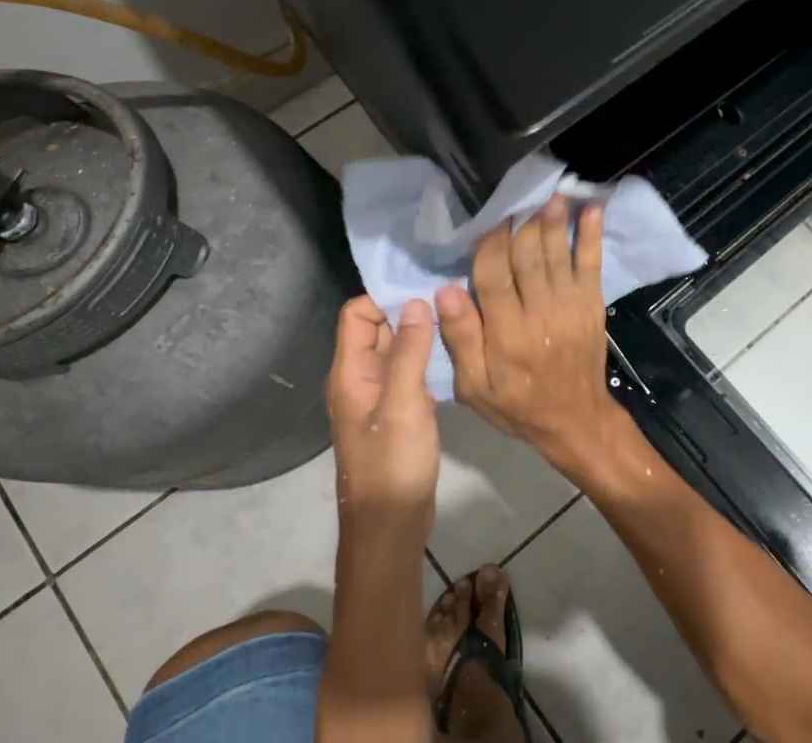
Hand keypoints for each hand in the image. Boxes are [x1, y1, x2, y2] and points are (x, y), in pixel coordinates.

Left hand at [326, 296, 441, 527]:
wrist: (391, 524)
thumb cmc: (392, 464)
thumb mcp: (403, 404)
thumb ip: (409, 352)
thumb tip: (417, 301)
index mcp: (350, 373)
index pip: (358, 314)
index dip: (388, 297)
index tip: (430, 288)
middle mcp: (361, 379)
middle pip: (379, 328)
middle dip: (411, 310)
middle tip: (455, 297)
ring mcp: (380, 397)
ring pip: (399, 350)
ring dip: (423, 334)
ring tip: (461, 319)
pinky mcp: (399, 412)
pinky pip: (411, 372)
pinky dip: (429, 359)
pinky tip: (457, 355)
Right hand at [435, 196, 621, 467]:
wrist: (575, 420)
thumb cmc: (517, 405)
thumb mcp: (475, 386)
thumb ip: (462, 338)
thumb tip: (446, 290)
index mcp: (507, 333)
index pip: (494, 277)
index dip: (490, 245)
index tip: (488, 219)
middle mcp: (540, 314)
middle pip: (529, 258)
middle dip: (524, 224)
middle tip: (519, 193)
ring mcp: (571, 307)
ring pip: (559, 255)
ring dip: (555, 221)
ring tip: (553, 191)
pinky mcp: (593, 305)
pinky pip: (592, 264)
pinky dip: (591, 236)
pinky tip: (592, 209)